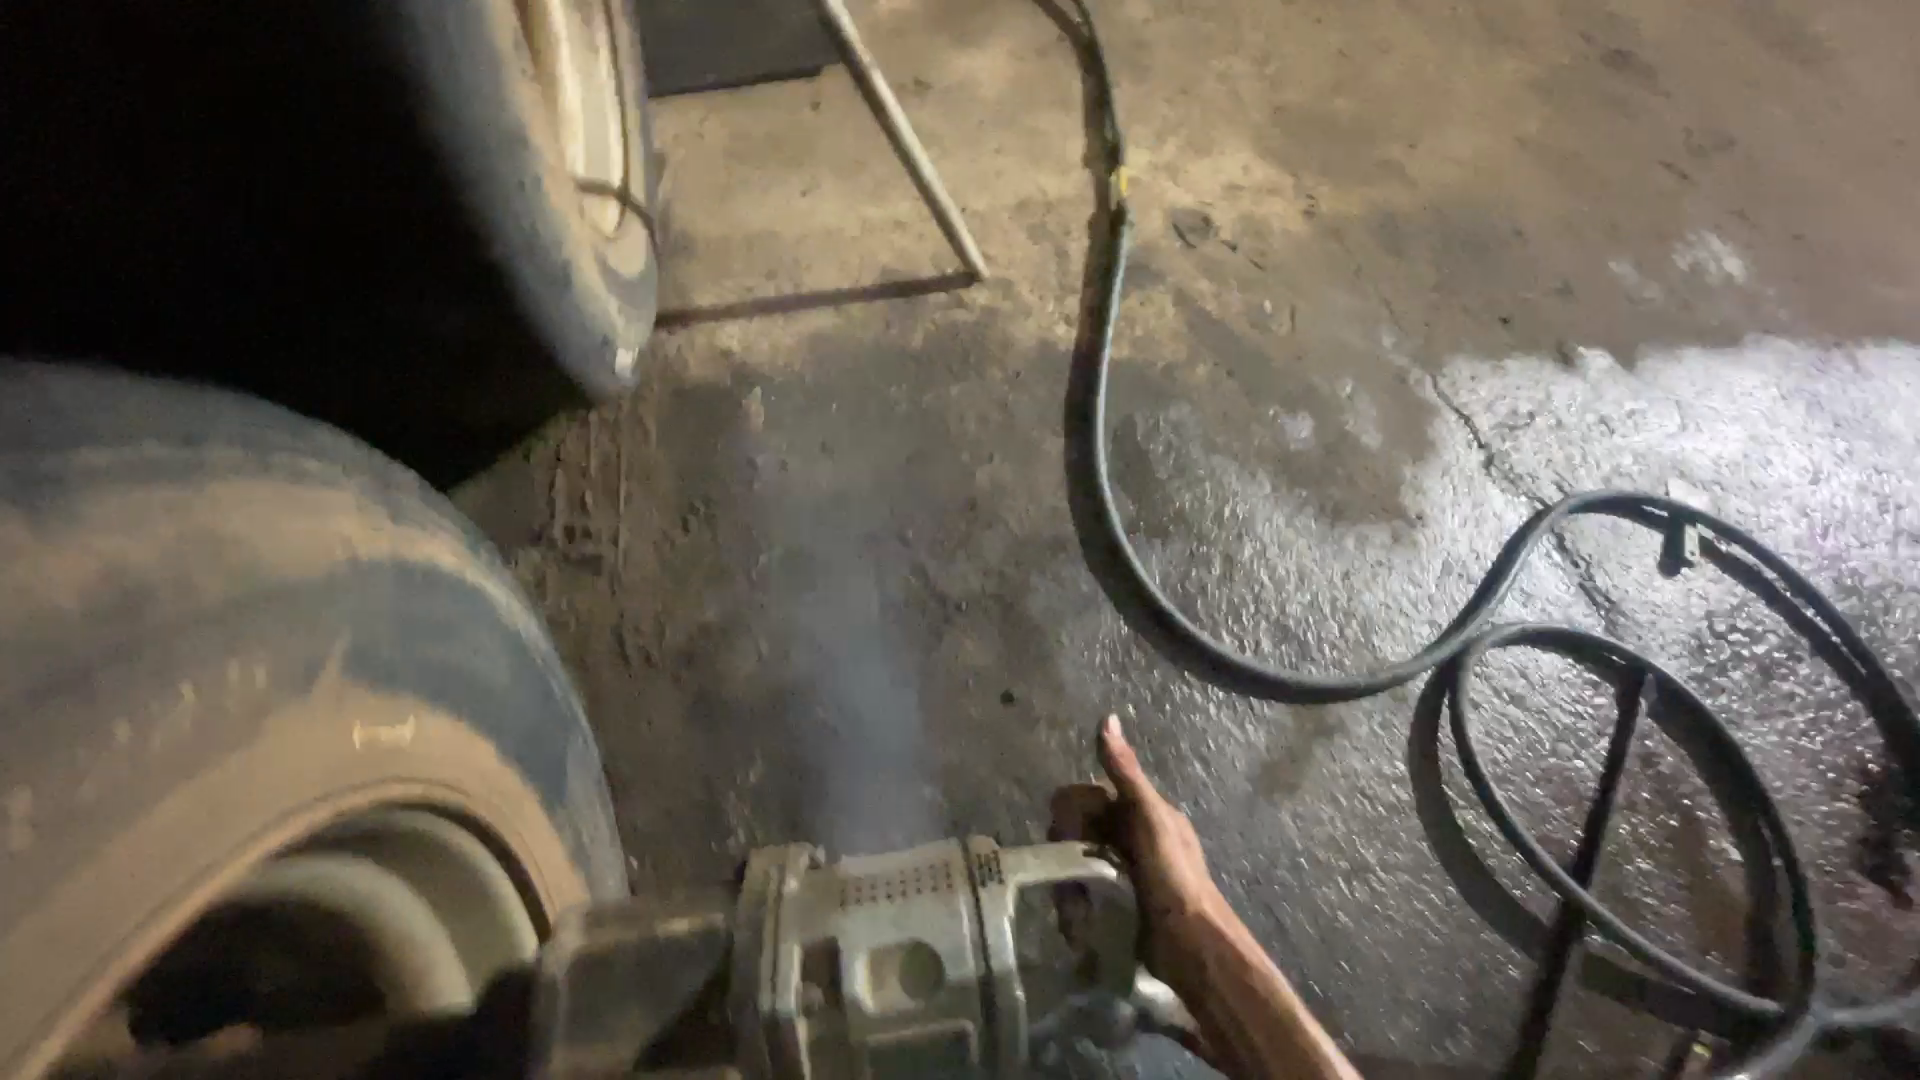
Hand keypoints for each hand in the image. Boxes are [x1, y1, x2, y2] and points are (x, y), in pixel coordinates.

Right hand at [1050, 715, 1227, 986]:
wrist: (1194, 946)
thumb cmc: (1174, 877)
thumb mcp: (1149, 819)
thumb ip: (1126, 772)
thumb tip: (1107, 717)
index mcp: (1143, 812)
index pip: (1090, 796)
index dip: (1073, 812)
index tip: (1066, 834)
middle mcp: (1133, 837)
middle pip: (1081, 830)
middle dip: (1069, 851)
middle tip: (1069, 876)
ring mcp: (1126, 873)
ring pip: (1079, 864)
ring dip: (1070, 885)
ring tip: (1075, 910)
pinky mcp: (1120, 904)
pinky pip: (1086, 893)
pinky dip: (1077, 906)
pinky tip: (1078, 923)